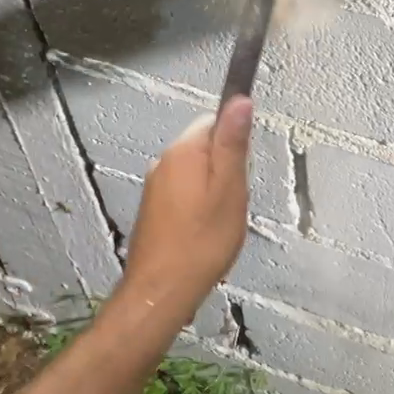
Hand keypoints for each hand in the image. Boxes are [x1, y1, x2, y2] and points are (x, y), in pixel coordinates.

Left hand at [117, 95, 252, 322]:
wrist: (160, 295)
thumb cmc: (202, 241)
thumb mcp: (229, 188)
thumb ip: (234, 143)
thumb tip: (240, 99)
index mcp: (184, 150)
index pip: (215, 120)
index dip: (235, 142)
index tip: (241, 171)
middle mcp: (164, 161)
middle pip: (205, 146)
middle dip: (225, 168)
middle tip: (234, 200)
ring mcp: (154, 186)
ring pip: (195, 171)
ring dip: (212, 188)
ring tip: (221, 220)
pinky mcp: (151, 210)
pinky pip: (183, 192)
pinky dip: (197, 206)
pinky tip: (204, 232)